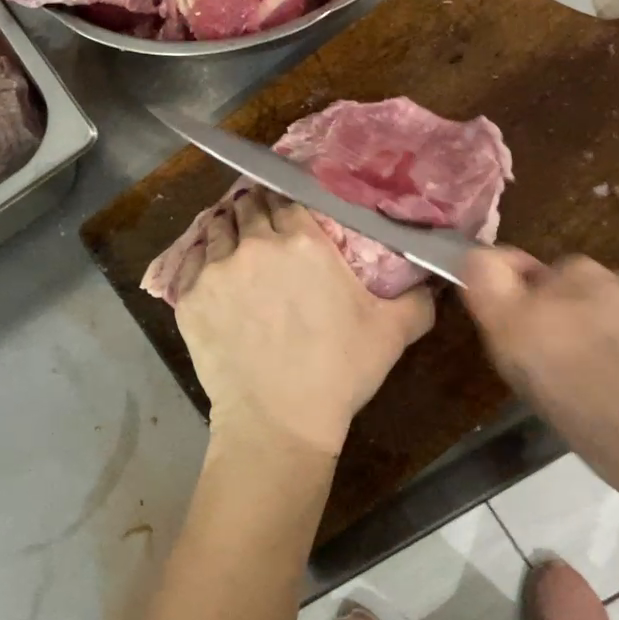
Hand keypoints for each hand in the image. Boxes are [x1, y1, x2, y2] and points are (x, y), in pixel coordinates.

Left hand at [173, 191, 434, 457]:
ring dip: (226, 229)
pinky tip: (208, 270)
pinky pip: (189, 261)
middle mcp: (254, 243)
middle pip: (249, 206)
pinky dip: (199, 260)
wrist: (277, 420)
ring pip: (216, 227)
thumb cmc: (338, 372)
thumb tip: (430, 281)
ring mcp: (215, 268)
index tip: (287, 209)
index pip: (288, 199)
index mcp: (302, 241)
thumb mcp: (392, 333)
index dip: (287, 202)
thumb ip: (416, 299)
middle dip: (255, 209)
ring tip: (233, 242)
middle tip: (261, 224)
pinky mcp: (188, 295)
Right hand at [460, 249, 618, 518]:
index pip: (482, 265)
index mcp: (522, 329)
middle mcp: (565, 293)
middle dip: (563, 303)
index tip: (513, 299)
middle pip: (549, 275)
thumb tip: (533, 326)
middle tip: (589, 352)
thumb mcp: (549, 404)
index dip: (497, 275)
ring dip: (611, 311)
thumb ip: (532, 350)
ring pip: (603, 285)